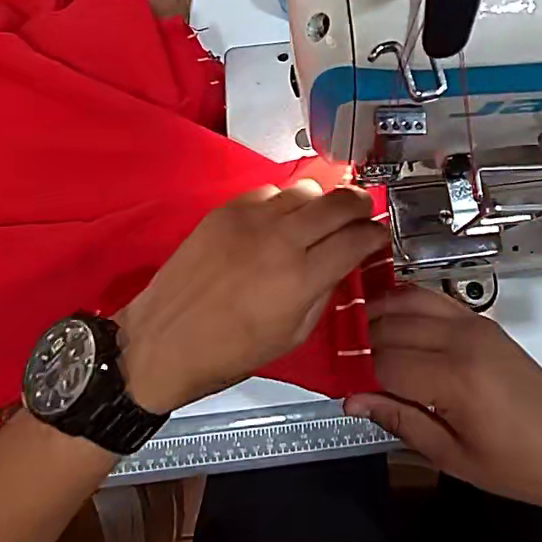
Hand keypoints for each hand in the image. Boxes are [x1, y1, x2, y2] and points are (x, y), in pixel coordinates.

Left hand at [118, 180, 387, 412]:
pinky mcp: (226, 210)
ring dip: (322, 201)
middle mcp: (281, 240)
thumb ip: (324, 292)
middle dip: (361, 204)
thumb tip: (342, 262)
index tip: (379, 238)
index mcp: (301, 279)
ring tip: (320, 217)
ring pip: (306, 189)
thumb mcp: (292, 335)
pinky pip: (269, 191)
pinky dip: (284, 202)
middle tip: (363, 214)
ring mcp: (251, 219)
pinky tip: (280, 219)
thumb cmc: (230, 352)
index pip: (357, 239)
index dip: (377, 235)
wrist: (162, 341)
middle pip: (339, 202)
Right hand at [345, 286, 541, 526]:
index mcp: (456, 379)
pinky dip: (406, 301)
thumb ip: (399, 419)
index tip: (338, 382)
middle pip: (391, 325)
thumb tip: (352, 400)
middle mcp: (464, 340)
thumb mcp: (451, 456)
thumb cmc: (518, 465)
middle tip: (340, 360)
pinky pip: (434, 298)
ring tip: (356, 334)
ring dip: (378, 313)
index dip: (356, 373)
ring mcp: (475, 324)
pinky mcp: (483, 321)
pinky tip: (389, 315)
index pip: (384, 362)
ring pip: (409, 301)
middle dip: (361, 341)